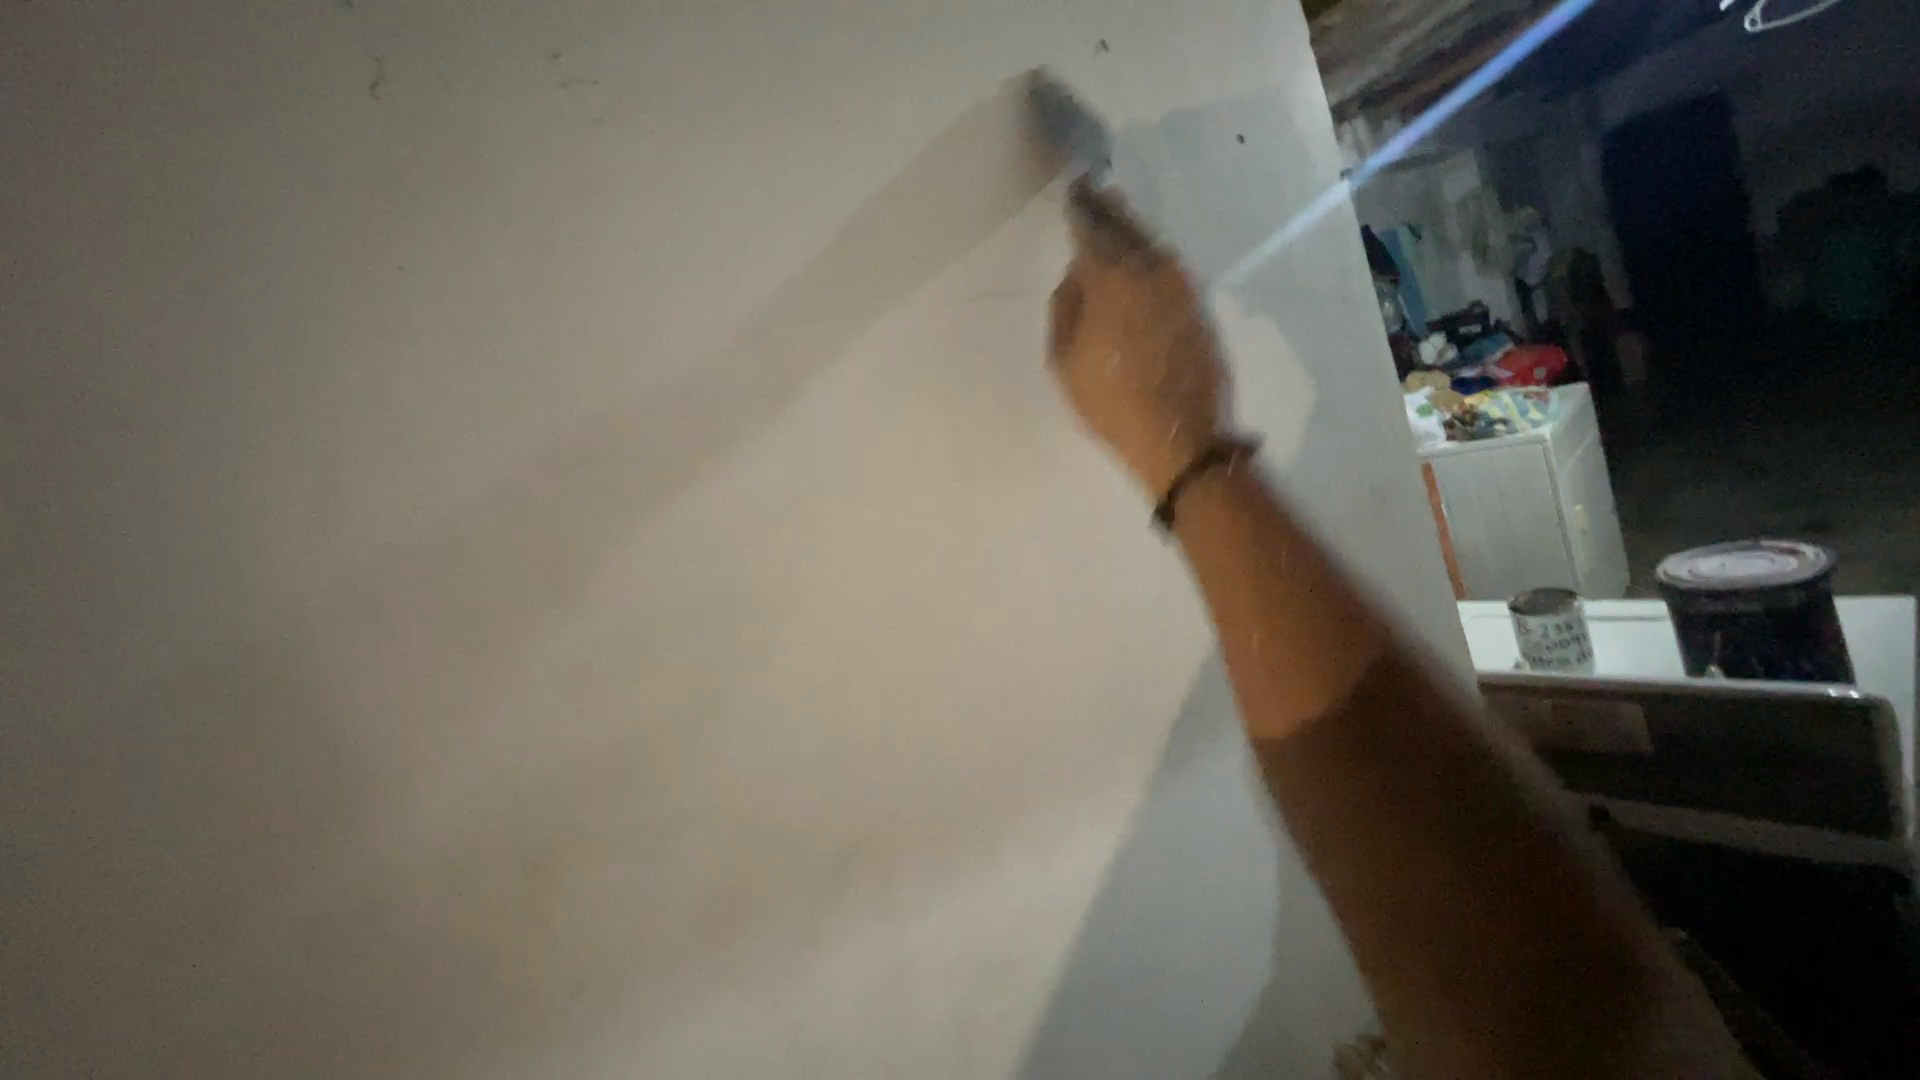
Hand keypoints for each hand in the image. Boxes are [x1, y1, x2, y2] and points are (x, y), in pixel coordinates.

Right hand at [1047, 180, 1230, 496]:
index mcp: (1113, 279)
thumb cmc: (1110, 403)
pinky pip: (1168, 268)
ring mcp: (1182, 287)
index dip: (1081, 206)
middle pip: (1128, 227)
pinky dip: (1151, 258)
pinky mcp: (1199, 307)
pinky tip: (1140, 262)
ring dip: (1133, 231)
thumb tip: (1076, 275)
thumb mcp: (1064, 362)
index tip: (1073, 189)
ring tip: (1116, 220)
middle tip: (1094, 191)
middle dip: (1109, 209)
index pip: (1093, 227)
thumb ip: (1065, 308)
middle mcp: (1151, 270)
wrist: (1180, 436)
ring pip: (1152, 245)